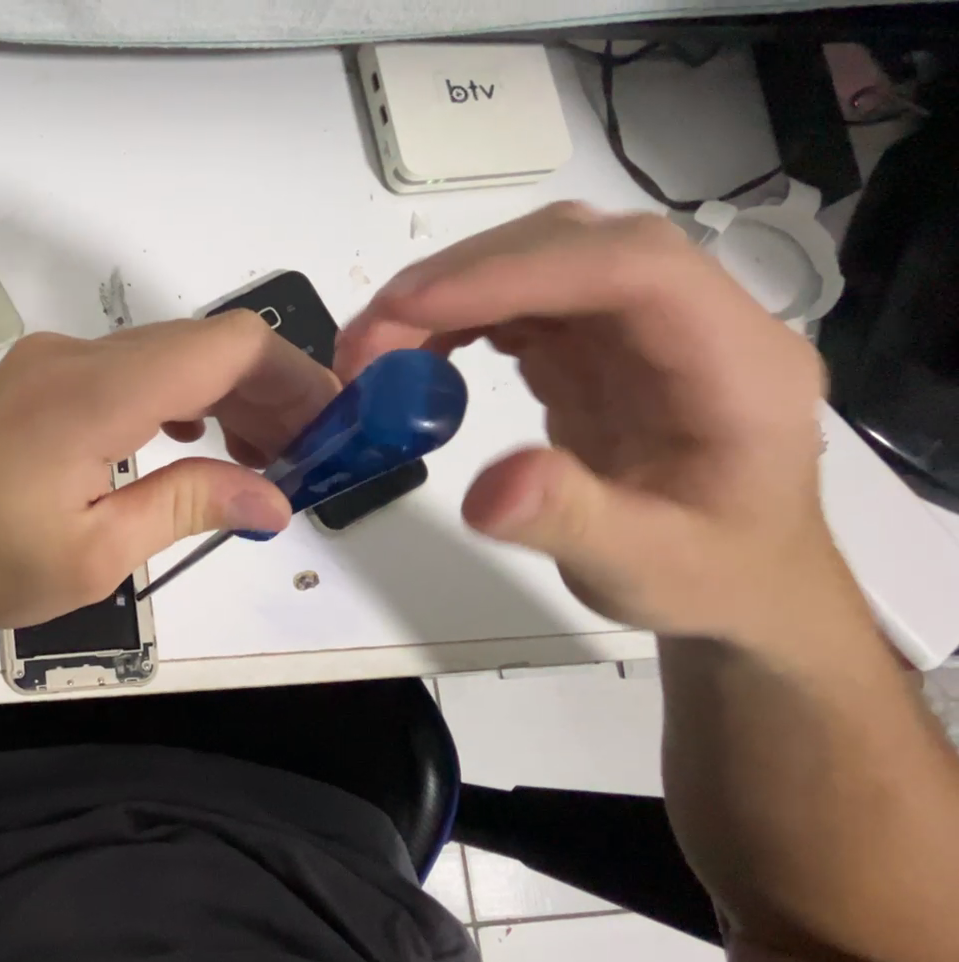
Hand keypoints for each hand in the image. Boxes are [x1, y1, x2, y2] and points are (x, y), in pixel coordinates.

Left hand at [0, 313, 340, 628]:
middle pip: (200, 343)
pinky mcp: (33, 376)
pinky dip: (169, 395)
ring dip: (217, 394)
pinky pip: (122, 366)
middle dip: (263, 391)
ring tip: (248, 456)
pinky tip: (180, 441)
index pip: (226, 345)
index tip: (326, 426)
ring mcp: (47, 360)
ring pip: (163, 353)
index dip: (292, 376)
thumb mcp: (97, 553)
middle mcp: (72, 357)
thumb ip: (189, 507)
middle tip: (296, 456)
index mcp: (93, 395)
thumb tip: (273, 498)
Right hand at [337, 202, 841, 648]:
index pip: (632, 270)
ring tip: (373, 350)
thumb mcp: (645, 568)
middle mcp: (691, 321)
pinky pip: (520, 300)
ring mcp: (639, 327)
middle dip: (460, 278)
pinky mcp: (597, 343)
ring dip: (447, 292)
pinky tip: (416, 355)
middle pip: (575, 247)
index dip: (516, 273)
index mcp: (734, 364)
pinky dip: (455, 316)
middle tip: (365, 340)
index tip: (404, 310)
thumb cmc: (708, 576)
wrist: (735, 576)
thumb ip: (570, 521)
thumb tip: (487, 490)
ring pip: (538, 261)